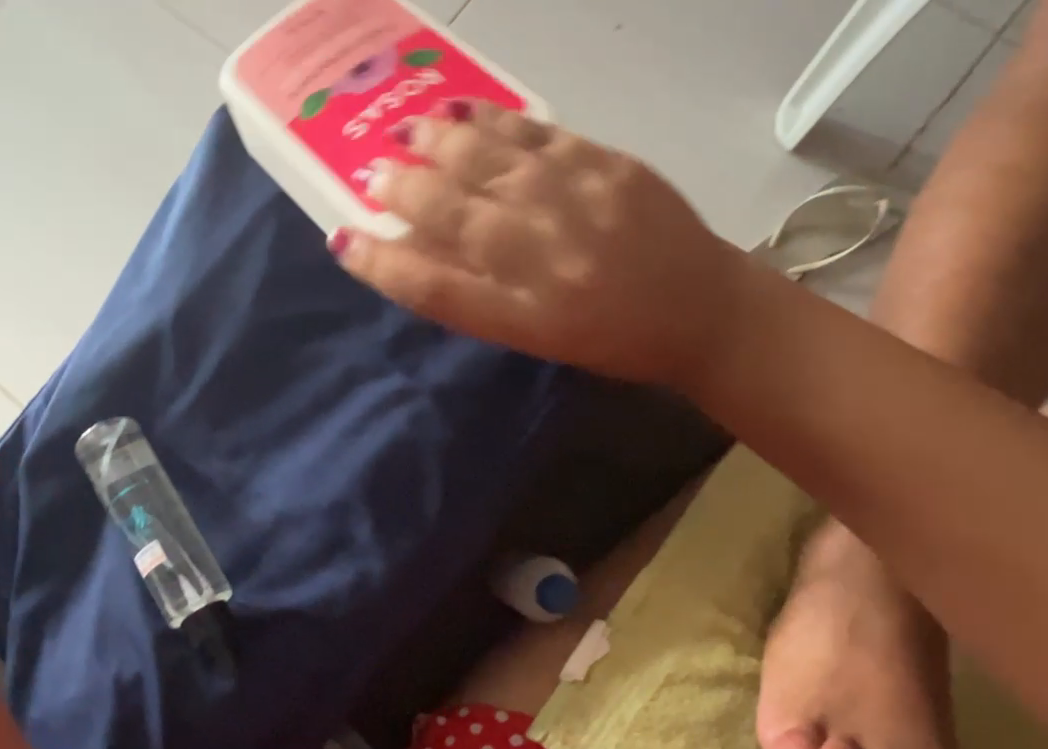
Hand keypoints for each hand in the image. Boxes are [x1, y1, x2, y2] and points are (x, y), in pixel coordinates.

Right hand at [331, 100, 750, 382]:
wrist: (703, 312)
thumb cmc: (610, 338)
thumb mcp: (536, 336)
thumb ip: (476, 297)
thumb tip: (415, 252)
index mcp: (521, 317)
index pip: (434, 289)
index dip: (383, 265)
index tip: (345, 243)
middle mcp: (542, 260)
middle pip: (453, 215)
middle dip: (402, 191)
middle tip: (371, 173)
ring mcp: (577, 206)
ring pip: (488, 164)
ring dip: (438, 144)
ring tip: (406, 133)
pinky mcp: (610, 167)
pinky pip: (538, 136)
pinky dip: (494, 121)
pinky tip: (463, 111)